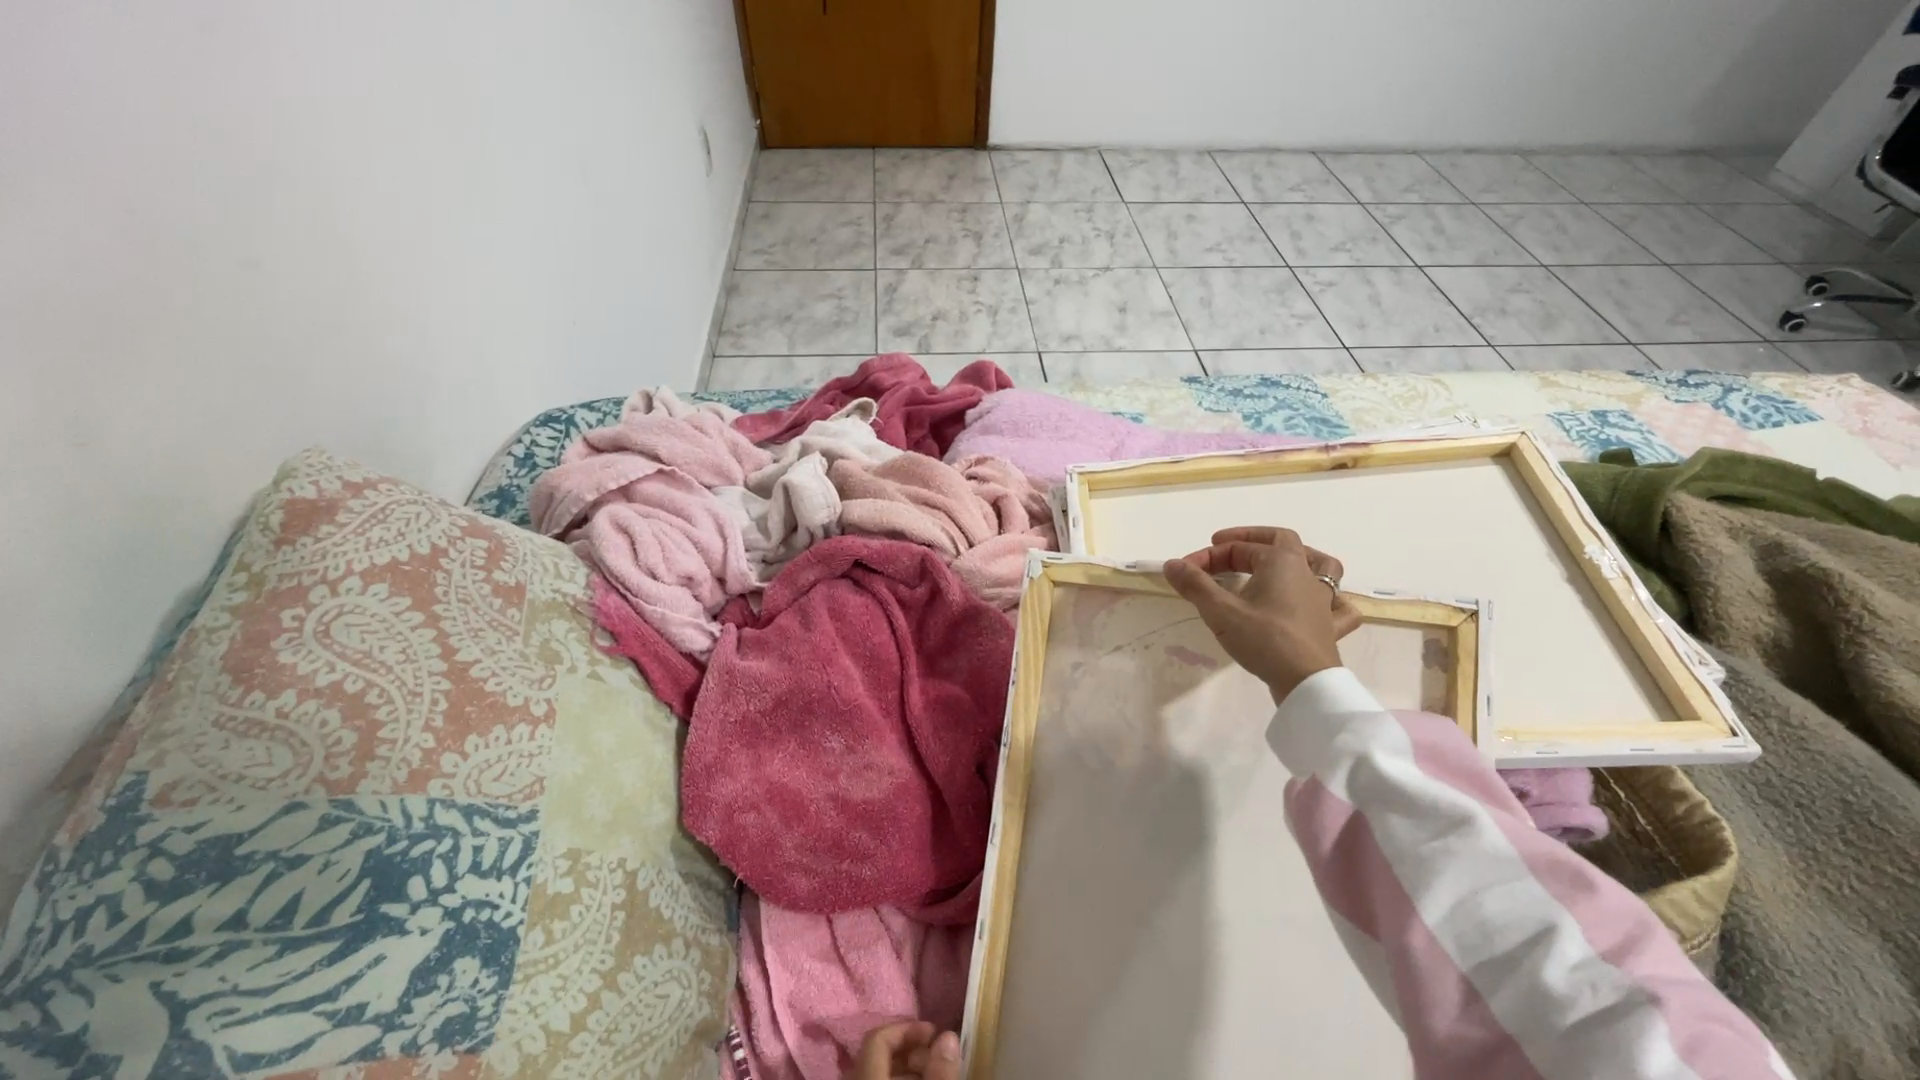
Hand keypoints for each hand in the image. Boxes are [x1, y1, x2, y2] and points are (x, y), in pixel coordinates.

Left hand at [850, 1021, 960, 1079]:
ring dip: (906, 1068)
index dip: (906, 1029)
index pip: (876, 1038)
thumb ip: (939, 1073)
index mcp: (865, 1077)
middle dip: (910, 1050)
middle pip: (877, 1055)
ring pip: (877, 1072)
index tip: (934, 1033)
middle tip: (936, 1057)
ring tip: (932, 1073)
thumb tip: (949, 1037)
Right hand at [1162, 526, 1359, 702]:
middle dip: (1250, 541)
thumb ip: (1195, 584)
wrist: (1305, 681)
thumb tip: (1171, 564)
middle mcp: (1306, 573)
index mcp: (1281, 561)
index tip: (1184, 571)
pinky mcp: (1331, 625)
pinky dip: (1331, 600)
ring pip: (1321, 566)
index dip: (1207, 557)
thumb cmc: (1263, 639)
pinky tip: (1322, 604)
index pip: (1238, 548)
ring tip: (1280, 562)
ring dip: (1299, 558)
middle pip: (1281, 543)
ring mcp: (1324, 599)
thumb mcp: (1220, 611)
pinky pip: (1339, 605)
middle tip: (1224, 548)